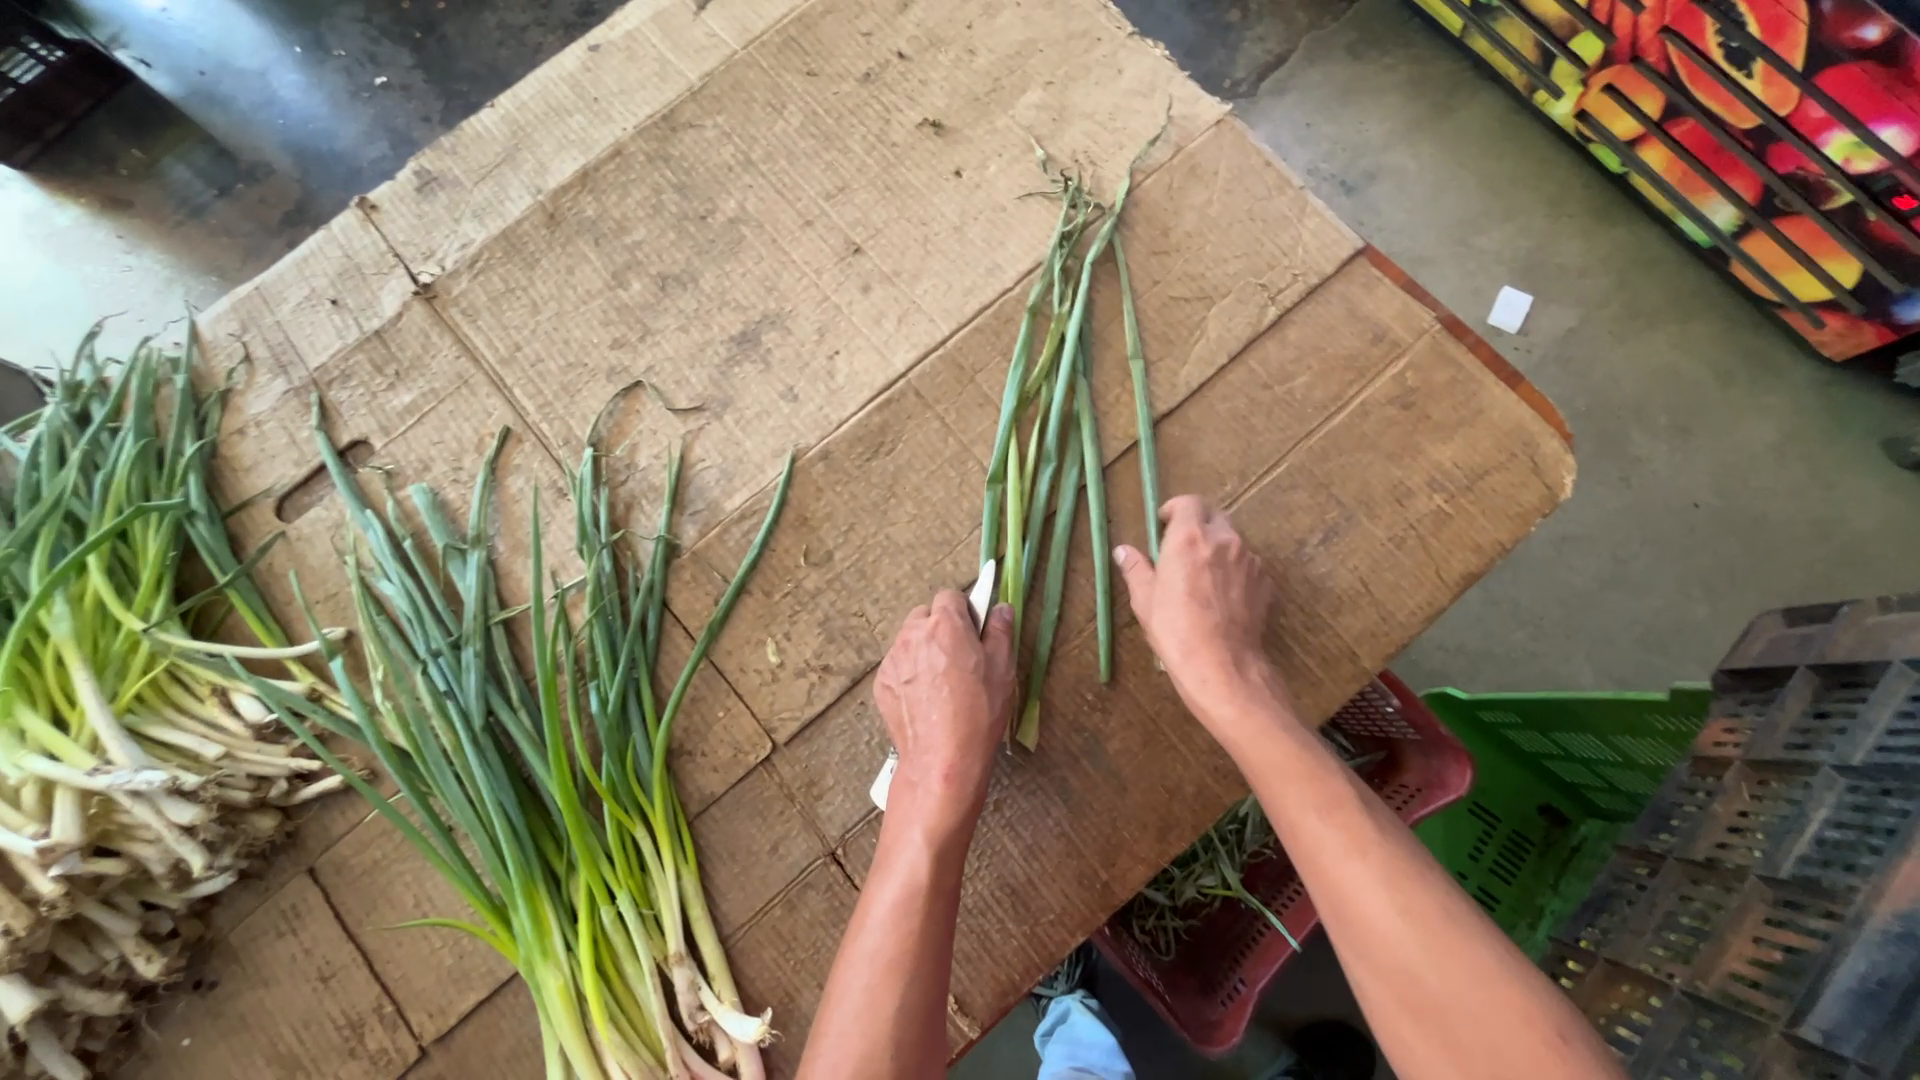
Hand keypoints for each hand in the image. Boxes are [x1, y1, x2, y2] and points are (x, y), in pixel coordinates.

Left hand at [874, 591, 1015, 836]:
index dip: (963, 611)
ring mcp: (893, 659)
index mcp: (944, 624)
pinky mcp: (882, 683)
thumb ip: (1000, 630)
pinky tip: (926, 700)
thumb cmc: (979, 712)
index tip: (974, 631)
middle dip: (940, 628)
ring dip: (923, 650)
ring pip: (909, 641)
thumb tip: (1000, 607)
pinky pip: (898, 667)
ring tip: (942, 682)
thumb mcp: (1002, 668)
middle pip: (925, 616)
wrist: (942, 759)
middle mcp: (913, 634)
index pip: (949, 596)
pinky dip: (910, 674)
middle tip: (959, 657)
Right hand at [1113, 496, 1296, 732]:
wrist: (1223, 666)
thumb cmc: (1175, 630)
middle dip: (1198, 526)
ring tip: (1202, 578)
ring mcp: (1250, 561)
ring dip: (1217, 549)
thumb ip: (1136, 569)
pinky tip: (1223, 598)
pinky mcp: (1265, 583)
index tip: (1164, 524)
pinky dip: (1234, 571)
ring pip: (1233, 542)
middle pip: (1214, 517)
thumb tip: (1123, 551)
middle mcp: (1224, 540)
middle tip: (1181, 549)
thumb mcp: (1145, 600)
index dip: (1176, 509)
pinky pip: (1247, 566)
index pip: (1189, 502)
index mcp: (1189, 537)